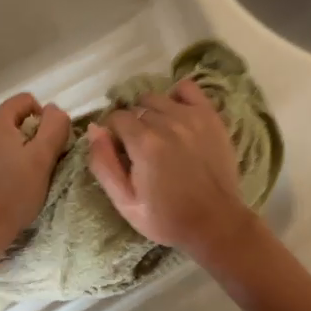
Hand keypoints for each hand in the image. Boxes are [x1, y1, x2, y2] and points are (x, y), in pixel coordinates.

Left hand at [0, 93, 70, 261]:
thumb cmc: (13, 195)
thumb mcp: (43, 160)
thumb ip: (54, 126)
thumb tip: (52, 108)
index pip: (25, 101)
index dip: (41, 119)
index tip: (44, 147)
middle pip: (6, 118)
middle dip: (20, 135)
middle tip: (29, 165)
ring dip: (1, 147)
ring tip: (8, 176)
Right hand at [87, 79, 258, 256]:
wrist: (216, 222)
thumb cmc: (166, 217)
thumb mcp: (125, 202)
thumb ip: (103, 164)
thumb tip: (94, 129)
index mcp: (144, 143)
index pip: (116, 118)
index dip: (113, 133)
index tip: (121, 151)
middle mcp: (167, 122)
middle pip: (136, 108)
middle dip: (132, 125)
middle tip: (140, 149)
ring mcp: (191, 116)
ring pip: (158, 98)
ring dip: (152, 112)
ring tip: (158, 135)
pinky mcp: (210, 117)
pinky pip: (187, 88)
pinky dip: (177, 96)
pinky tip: (176, 114)